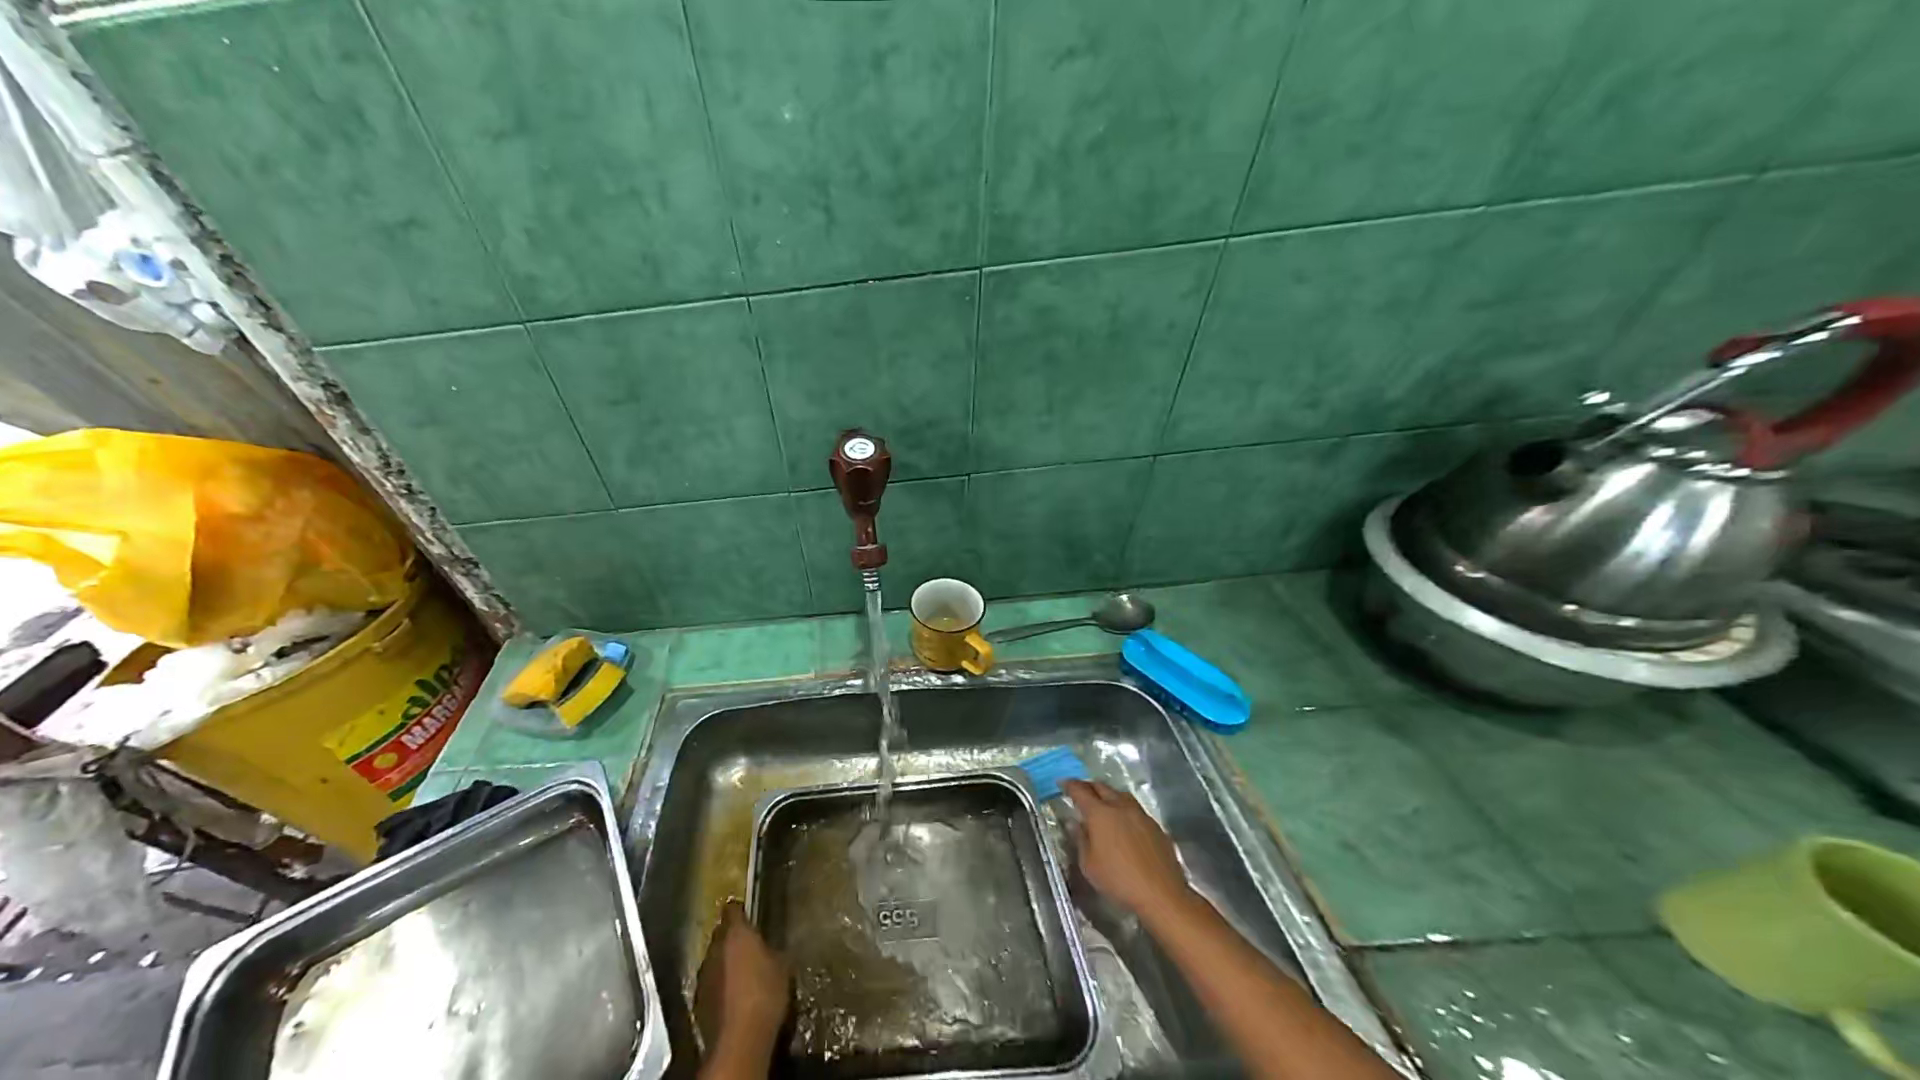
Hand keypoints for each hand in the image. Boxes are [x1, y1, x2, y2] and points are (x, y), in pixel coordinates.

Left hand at [695, 901, 789, 1067]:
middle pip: (721, 934)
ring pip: (714, 959)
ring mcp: (704, 975)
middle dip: (732, 937)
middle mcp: (715, 949)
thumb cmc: (766, 993)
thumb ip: (773, 950)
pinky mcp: (698, 1000)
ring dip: (724, 961)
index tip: (749, 913)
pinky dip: (719, 983)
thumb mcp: (782, 966)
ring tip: (742, 972)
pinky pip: (710, 982)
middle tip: (750, 945)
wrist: (740, 1039)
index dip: (741, 911)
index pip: (733, 910)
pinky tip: (732, 994)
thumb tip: (771, 947)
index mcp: (736, 934)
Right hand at [1062, 779, 1193, 918]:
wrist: (1161, 894)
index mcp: (1100, 813)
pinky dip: (1124, 808)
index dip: (1070, 785)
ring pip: (1121, 794)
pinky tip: (1124, 822)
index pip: (1081, 791)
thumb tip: (1075, 823)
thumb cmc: (1118, 880)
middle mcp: (1120, 807)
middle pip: (1102, 787)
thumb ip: (1080, 839)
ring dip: (1108, 794)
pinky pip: (1135, 808)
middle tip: (1080, 791)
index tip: (1063, 783)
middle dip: (1088, 786)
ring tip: (1102, 803)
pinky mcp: (1155, 825)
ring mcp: (1140, 814)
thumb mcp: (1089, 865)